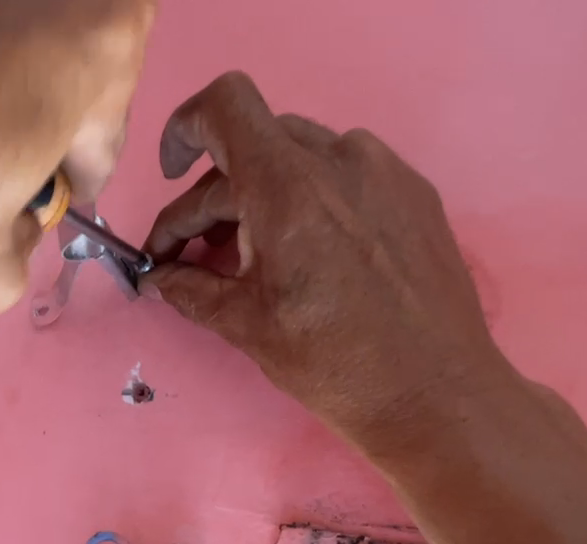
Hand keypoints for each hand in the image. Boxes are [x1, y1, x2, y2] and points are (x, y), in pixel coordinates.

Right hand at [140, 72, 518, 459]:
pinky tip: (303, 256)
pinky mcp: (410, 191)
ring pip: (296, 159)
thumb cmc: (329, 363)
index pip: (223, 109)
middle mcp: (338, 160)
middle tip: (190, 255)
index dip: (183, 131)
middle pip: (252, 147)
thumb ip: (189, 288)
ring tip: (248, 259)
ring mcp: (382, 171)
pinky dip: (303, 202)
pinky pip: (340, 175)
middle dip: (209, 198)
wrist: (431, 391)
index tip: (169, 177)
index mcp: (287, 188)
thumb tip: (156, 278)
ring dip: (256, 199)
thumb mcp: (243, 326)